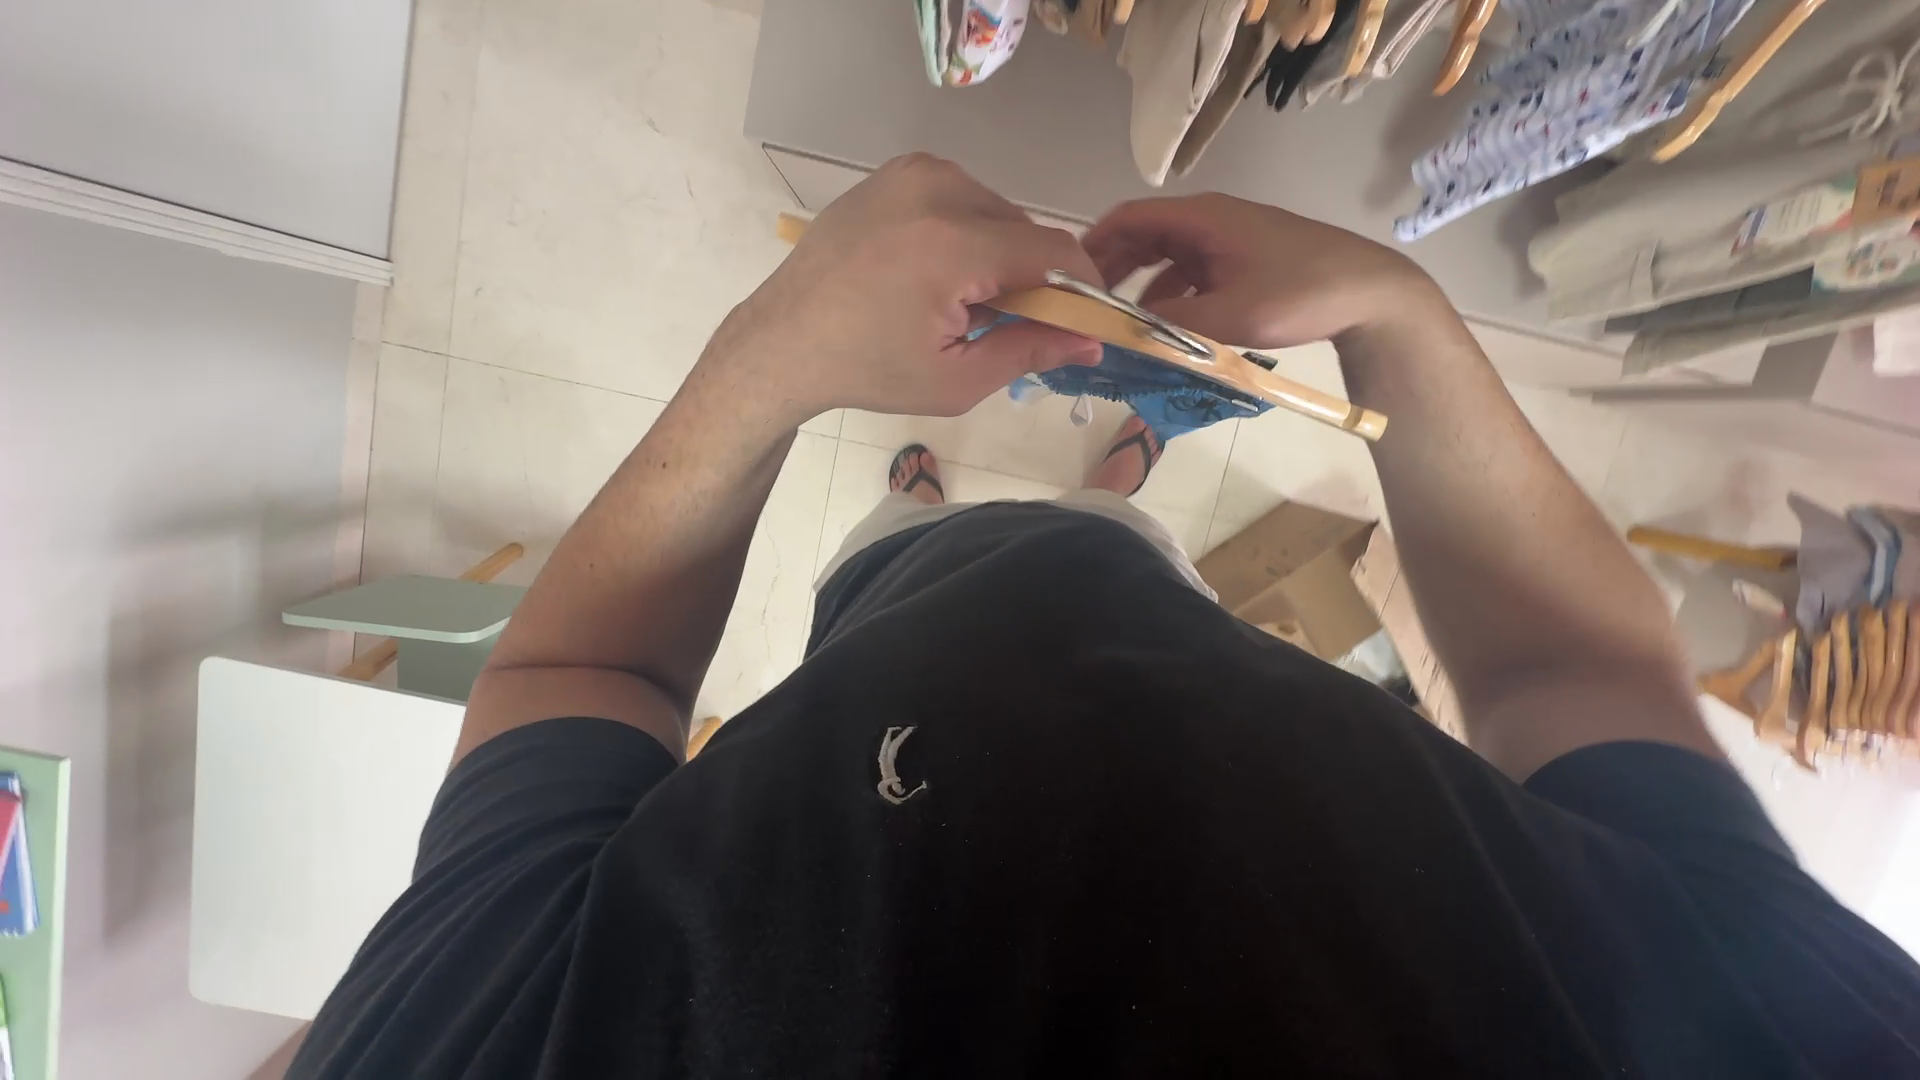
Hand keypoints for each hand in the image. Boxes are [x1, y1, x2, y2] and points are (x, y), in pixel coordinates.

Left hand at [704, 154, 1102, 425]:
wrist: (785, 342)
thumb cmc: (869, 371)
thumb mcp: (956, 380)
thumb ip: (1030, 352)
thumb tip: (1090, 343)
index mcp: (952, 244)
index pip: (1053, 250)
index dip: (1081, 285)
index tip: (1083, 318)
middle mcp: (936, 188)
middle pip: (1025, 228)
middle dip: (1032, 276)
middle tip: (1008, 323)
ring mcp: (911, 172)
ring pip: (994, 210)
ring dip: (999, 253)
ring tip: (963, 300)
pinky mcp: (895, 172)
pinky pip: (960, 197)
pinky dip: (967, 232)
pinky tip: (936, 272)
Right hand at [1080, 194, 1450, 349]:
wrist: (1370, 293)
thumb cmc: (1300, 294)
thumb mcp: (1229, 316)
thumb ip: (1170, 325)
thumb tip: (1121, 333)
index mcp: (1201, 219)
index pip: (1129, 218)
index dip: (1092, 244)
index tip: (1066, 278)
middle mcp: (1207, 222)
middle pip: (1142, 237)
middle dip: (1109, 270)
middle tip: (1083, 308)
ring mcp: (1224, 241)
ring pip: (1163, 260)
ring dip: (1137, 289)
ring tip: (1114, 324)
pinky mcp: (1239, 262)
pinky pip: (1187, 275)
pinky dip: (1166, 298)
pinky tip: (1160, 328)